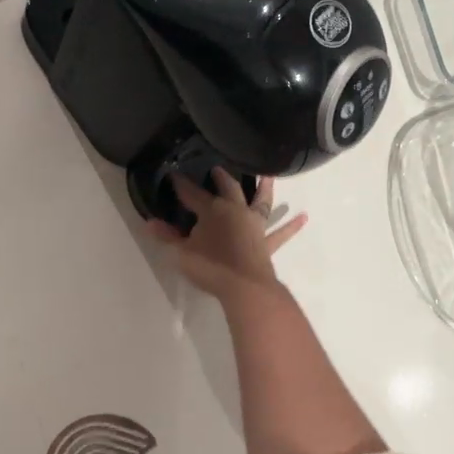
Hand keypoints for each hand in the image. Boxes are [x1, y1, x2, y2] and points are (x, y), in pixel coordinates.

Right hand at [145, 169, 307, 304]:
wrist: (243, 285)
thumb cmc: (209, 266)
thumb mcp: (181, 253)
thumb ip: (168, 237)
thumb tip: (150, 223)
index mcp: (211, 211)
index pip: (192, 194)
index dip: (182, 186)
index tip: (174, 175)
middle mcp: (235, 211)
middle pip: (229, 189)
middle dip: (222, 178)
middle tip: (219, 168)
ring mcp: (254, 225)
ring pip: (261, 202)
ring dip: (265, 188)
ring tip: (270, 174)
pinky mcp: (267, 243)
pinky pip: (281, 233)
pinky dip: (291, 226)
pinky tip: (304, 218)